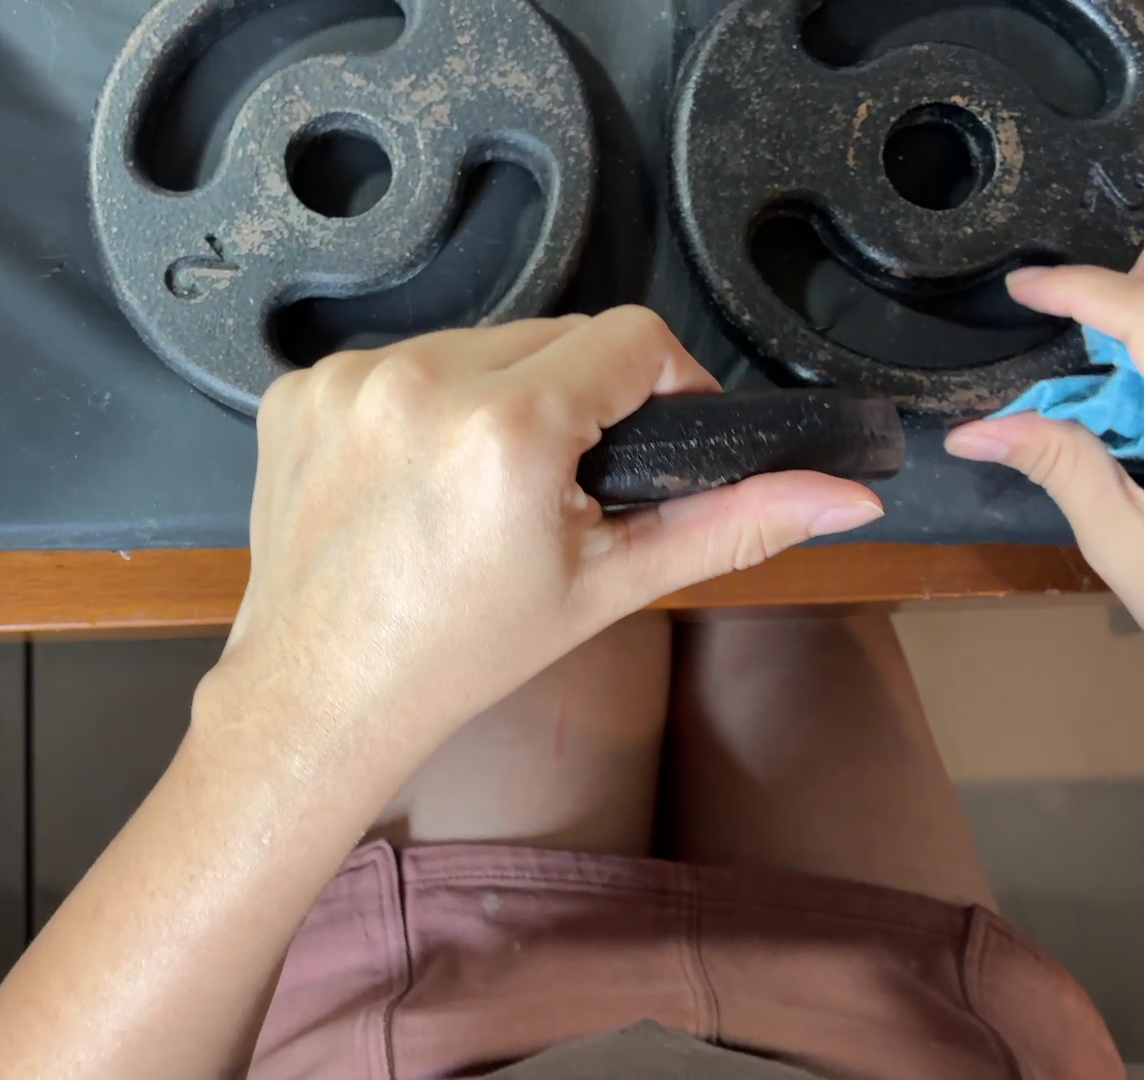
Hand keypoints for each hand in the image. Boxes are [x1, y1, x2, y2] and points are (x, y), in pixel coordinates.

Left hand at [200, 308, 883, 789]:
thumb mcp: (601, 589)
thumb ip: (726, 526)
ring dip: (492, 393)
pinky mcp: (296, 392)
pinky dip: (416, 404)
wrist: (321, 693)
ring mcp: (344, 381)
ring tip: (477, 477)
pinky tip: (409, 472)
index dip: (661, 380)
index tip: (651, 429)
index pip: (630, 336)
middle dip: (570, 393)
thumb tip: (847, 493)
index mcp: (506, 426)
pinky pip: (390, 367)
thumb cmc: (463, 654)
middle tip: (555, 475)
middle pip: (545, 335)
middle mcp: (417, 380)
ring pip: (466, 346)